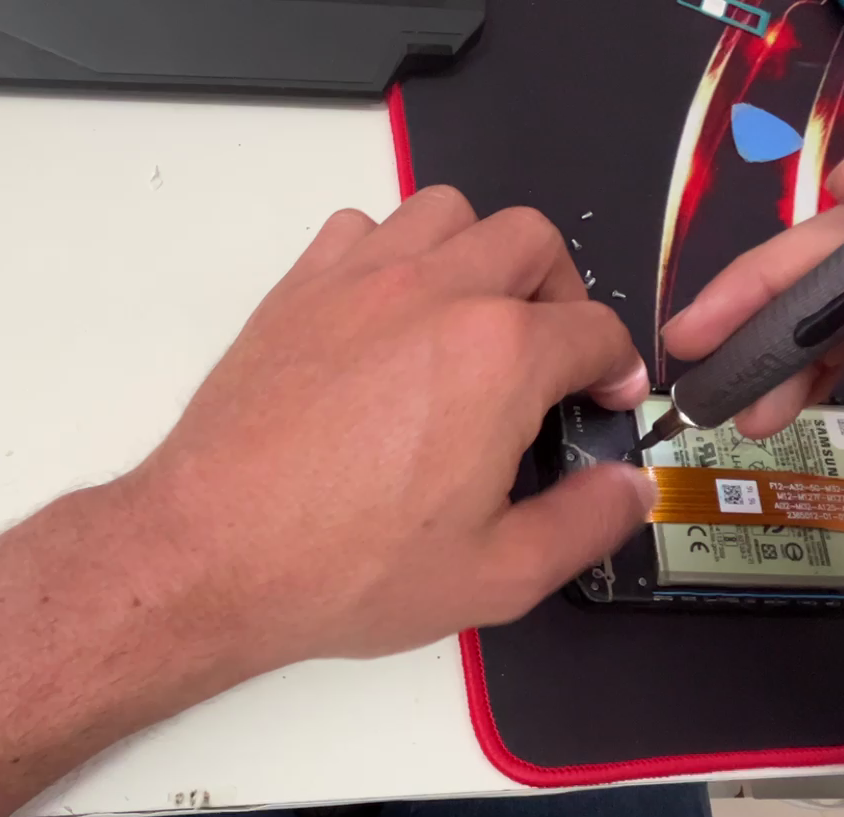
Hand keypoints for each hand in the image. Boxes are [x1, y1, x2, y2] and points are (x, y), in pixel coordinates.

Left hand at [119, 187, 651, 673]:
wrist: (214, 554)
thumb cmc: (343, 568)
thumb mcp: (494, 575)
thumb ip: (583, 525)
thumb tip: (629, 488)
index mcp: (498, 357)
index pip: (593, 330)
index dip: (616, 364)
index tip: (607, 391)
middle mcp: (433, 294)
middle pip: (533, 245)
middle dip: (561, 294)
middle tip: (552, 353)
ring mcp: (358, 282)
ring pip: (449, 214)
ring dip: (482, 255)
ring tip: (475, 319)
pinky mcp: (298, 291)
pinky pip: (363, 230)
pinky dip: (396, 253)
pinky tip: (390, 315)